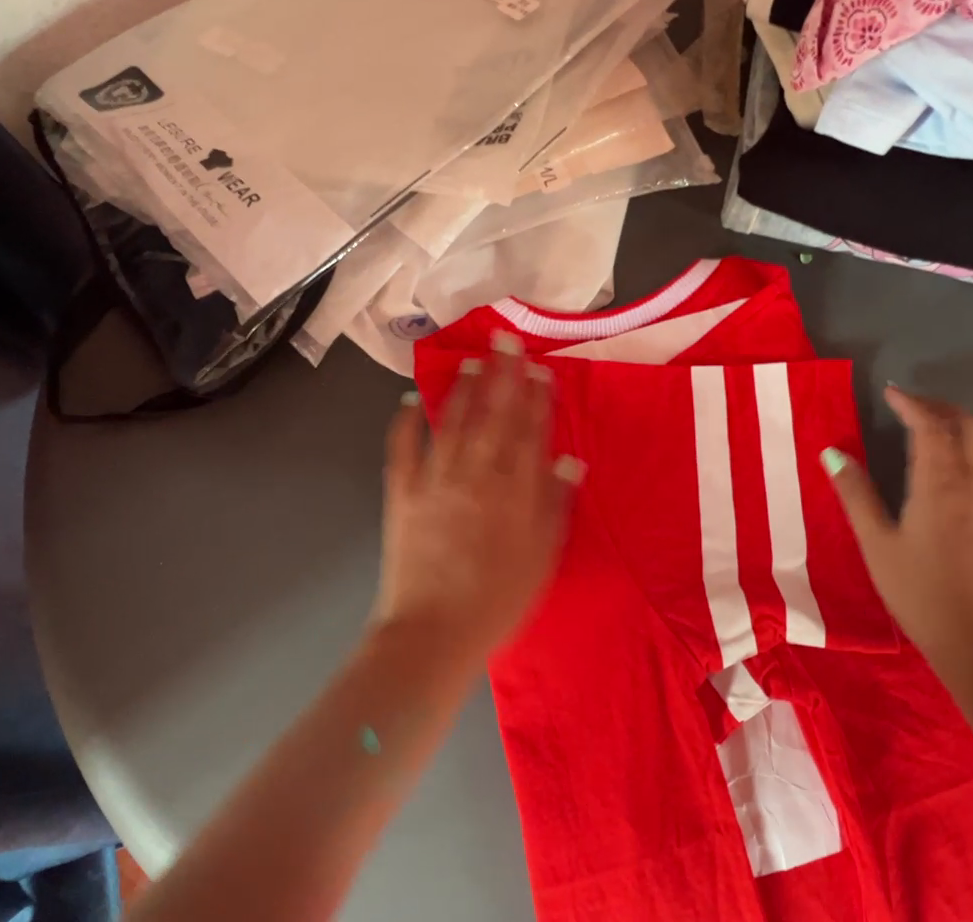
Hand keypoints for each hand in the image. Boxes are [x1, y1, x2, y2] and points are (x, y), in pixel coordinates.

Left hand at [372, 335, 581, 660]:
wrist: (433, 633)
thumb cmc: (497, 601)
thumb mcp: (542, 558)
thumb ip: (554, 506)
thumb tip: (568, 460)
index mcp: (516, 492)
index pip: (531, 432)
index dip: (537, 397)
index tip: (541, 367)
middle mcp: (478, 475)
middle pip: (494, 416)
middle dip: (503, 375)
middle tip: (506, 339)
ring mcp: (437, 481)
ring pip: (454, 423)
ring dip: (464, 389)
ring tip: (473, 359)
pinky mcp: (404, 494)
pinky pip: (404, 449)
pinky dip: (406, 423)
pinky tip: (411, 401)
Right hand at [821, 386, 972, 669]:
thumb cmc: (916, 590)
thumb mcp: (874, 542)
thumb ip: (856, 494)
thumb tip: (832, 454)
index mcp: (941, 483)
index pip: (931, 426)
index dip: (912, 404)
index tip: (892, 394)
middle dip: (946, 410)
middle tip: (917, 412)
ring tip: (950, 436)